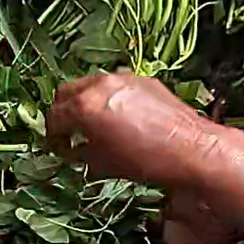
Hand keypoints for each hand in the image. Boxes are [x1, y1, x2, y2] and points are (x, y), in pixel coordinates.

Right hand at [47, 73, 243, 190]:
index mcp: (85, 106)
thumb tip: (72, 152)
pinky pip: (114, 84)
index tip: (56, 147)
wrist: (192, 149)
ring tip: (92, 123)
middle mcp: (99, 85)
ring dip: (84, 101)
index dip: (52, 135)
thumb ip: (81, 154)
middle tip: (69, 133)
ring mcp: (122, 78)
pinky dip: (107, 96)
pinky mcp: (142, 78)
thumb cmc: (146, 162)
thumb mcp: (105, 164)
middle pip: (66, 92)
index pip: (55, 117)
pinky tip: (116, 115)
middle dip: (63, 112)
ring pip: (90, 84)